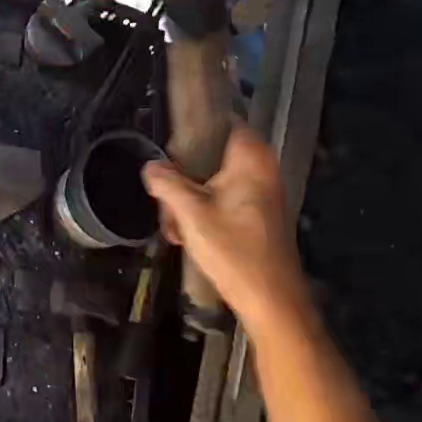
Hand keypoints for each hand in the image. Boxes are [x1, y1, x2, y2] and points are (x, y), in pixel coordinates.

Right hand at [142, 126, 311, 326]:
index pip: (222, 122)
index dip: (193, 133)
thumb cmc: (234, 250)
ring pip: (214, 182)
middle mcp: (262, 168)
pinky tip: (187, 236)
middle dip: (184, 179)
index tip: (170, 153)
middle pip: (212, 156)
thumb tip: (150, 166)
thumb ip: (167, 184)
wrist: (271, 298)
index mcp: (252, 157)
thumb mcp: (191, 214)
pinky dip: (205, 214)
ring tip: (174, 227)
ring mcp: (262, 192)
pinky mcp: (258, 214)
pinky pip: (225, 201)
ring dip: (190, 201)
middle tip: (166, 202)